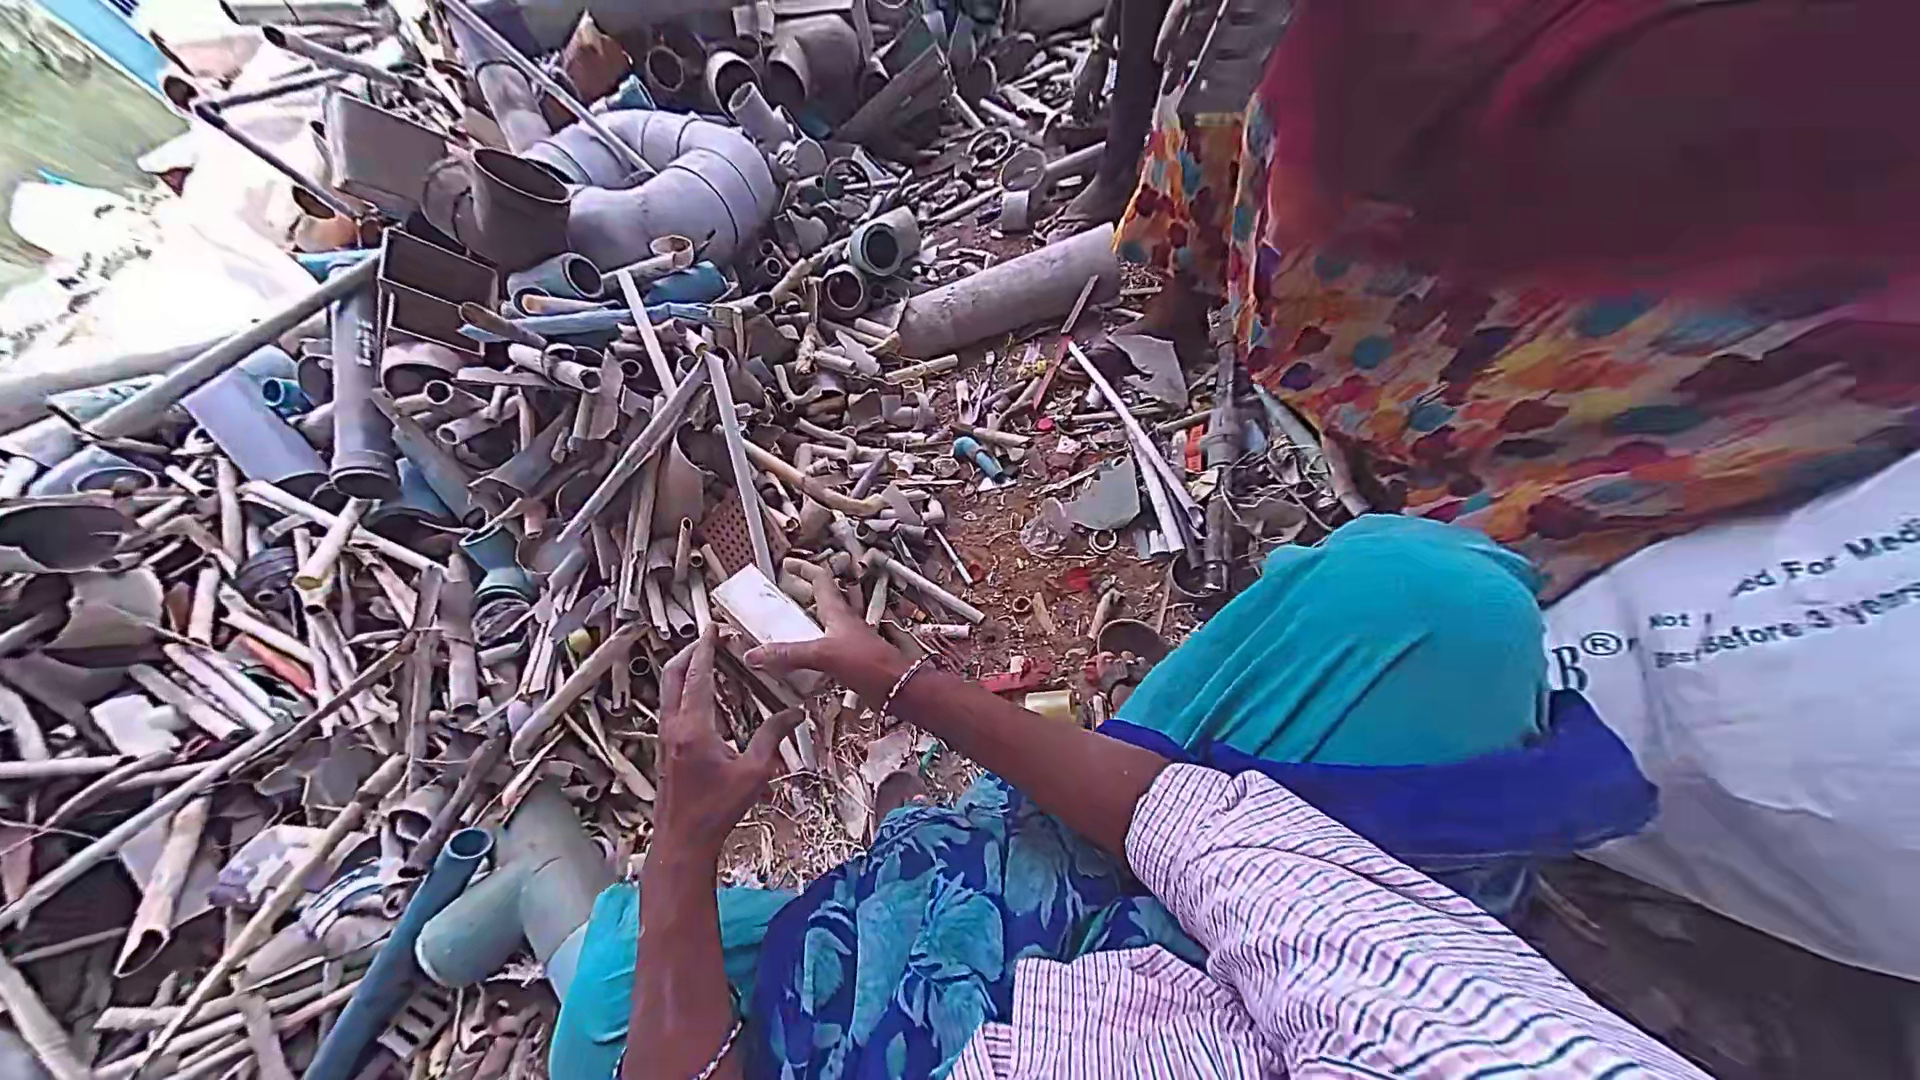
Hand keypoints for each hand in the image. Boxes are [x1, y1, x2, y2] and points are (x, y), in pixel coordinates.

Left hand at [654, 625, 803, 854]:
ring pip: (669, 689)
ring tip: (708, 656)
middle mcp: (673, 726)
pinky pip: (672, 703)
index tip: (714, 628)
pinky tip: (704, 691)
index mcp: (693, 727)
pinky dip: (685, 686)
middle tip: (711, 636)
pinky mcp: (665, 746)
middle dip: (690, 650)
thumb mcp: (754, 772)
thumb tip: (796, 712)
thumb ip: (772, 736)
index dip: (705, 648)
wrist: (682, 842)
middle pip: (673, 674)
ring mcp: (665, 736)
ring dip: (686, 667)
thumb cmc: (717, 809)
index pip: (697, 675)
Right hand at [744, 564, 905, 701]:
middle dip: (800, 595)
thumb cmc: (870, 663)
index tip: (788, 564)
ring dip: (803, 623)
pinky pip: (823, 650)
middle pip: (820, 601)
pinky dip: (809, 651)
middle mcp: (843, 623)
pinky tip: (799, 661)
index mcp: (837, 612)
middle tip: (779, 596)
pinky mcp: (849, 661)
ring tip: (783, 627)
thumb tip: (755, 654)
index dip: (805, 569)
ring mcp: (847, 642)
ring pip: (821, 625)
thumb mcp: (824, 654)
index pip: (821, 580)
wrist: (896, 687)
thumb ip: (789, 654)